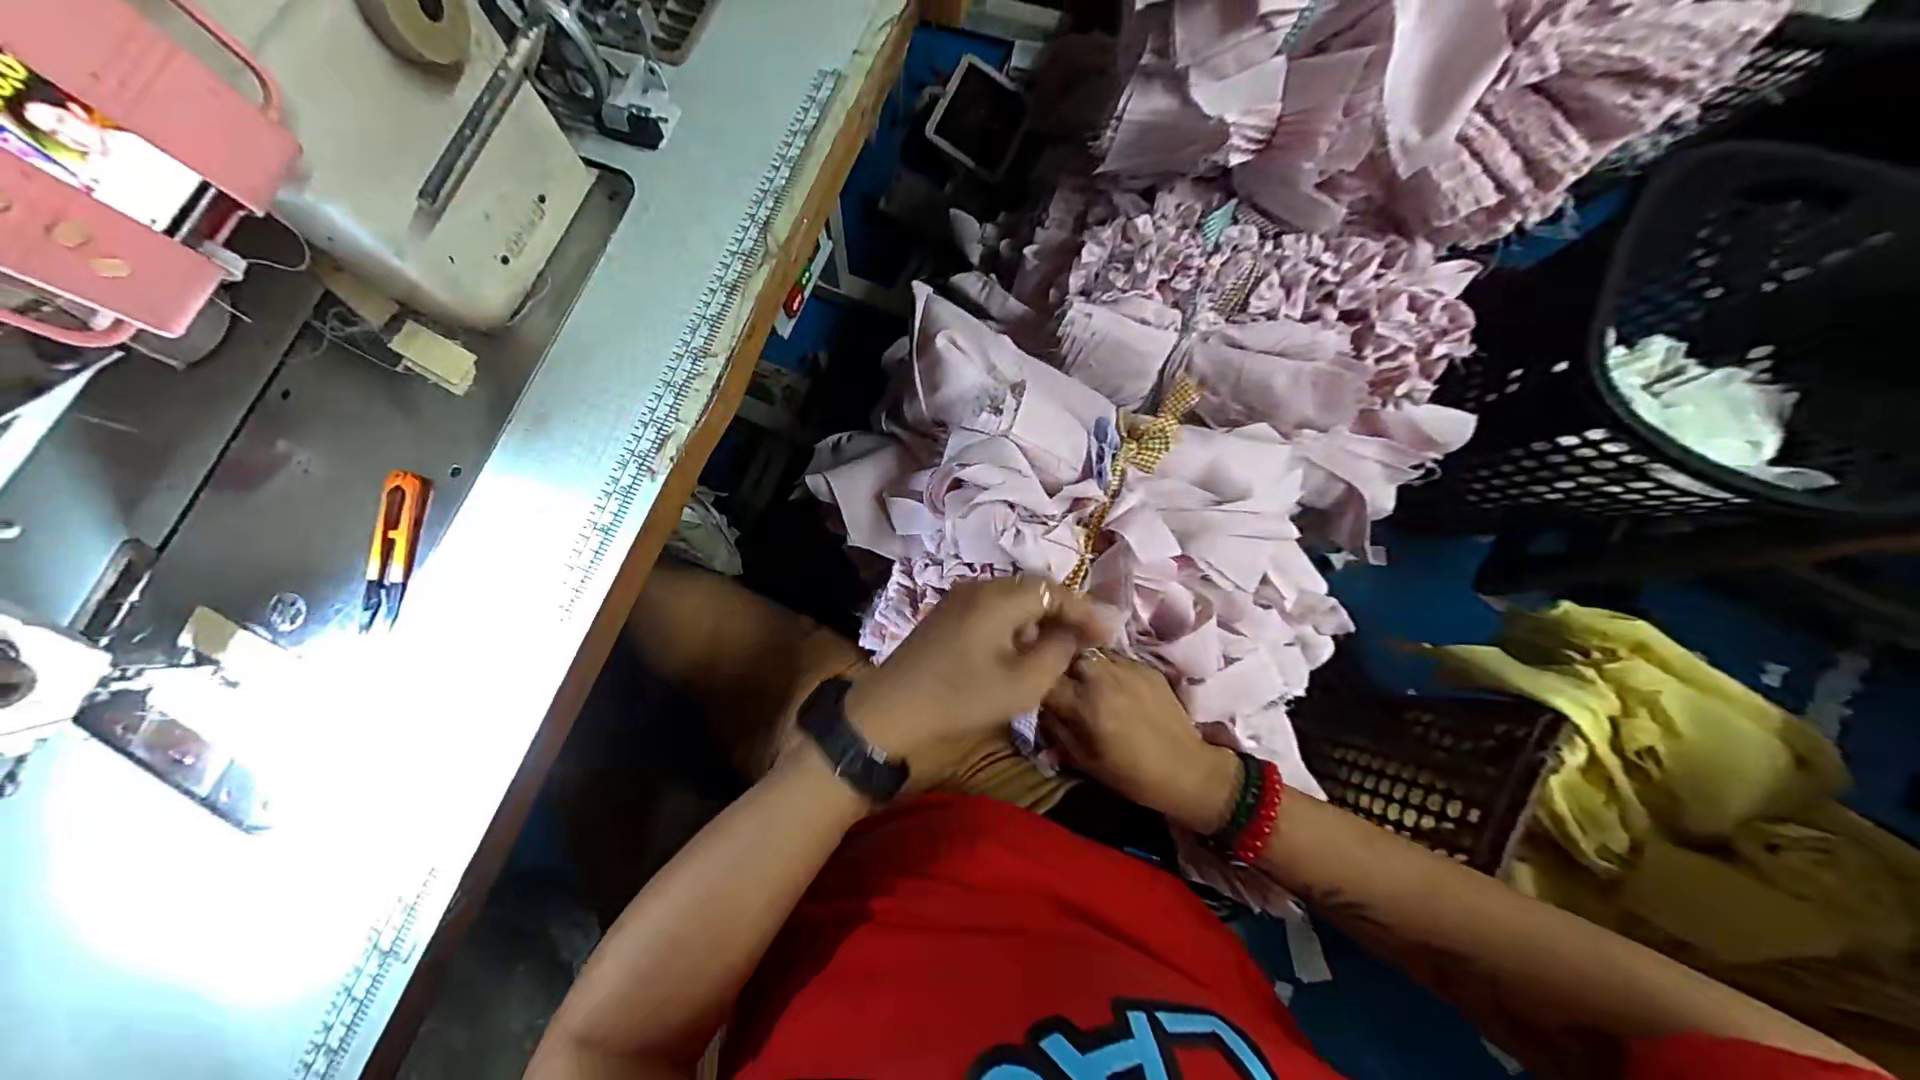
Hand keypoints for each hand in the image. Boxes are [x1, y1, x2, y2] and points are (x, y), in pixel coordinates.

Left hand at [842, 577, 1112, 789]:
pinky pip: (992, 607)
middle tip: (1086, 637)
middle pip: (1033, 588)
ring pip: (1012, 597)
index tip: (1107, 634)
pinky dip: (1015, 622)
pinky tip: (1019, 647)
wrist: (892, 708)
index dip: (1084, 611)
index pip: (1054, 591)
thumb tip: (1073, 632)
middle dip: (1063, 611)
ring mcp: (959, 597)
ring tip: (1056, 644)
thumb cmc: (961, 697)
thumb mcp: (1022, 683)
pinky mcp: (947, 613)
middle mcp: (979, 586)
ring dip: (1038, 617)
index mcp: (999, 598)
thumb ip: (1057, 652)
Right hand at [1042, 652, 1241, 832]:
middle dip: (1059, 668)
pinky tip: (1114, 685)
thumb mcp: (1083, 760)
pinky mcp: (1146, 667)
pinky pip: (1116, 658)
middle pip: (1066, 656)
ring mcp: (1126, 668)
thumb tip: (1041, 709)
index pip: (1044, 678)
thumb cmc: (1130, 774)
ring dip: (1083, 665)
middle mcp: (1101, 678)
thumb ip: (1056, 730)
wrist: (1186, 770)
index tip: (1034, 691)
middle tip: (1062, 686)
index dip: (1036, 683)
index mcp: (1083, 704)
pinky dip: (1108, 668)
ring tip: (1087, 682)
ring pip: (1091, 653)